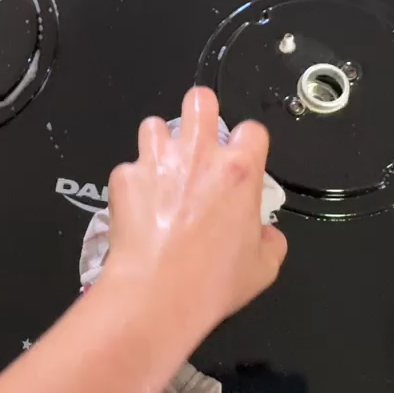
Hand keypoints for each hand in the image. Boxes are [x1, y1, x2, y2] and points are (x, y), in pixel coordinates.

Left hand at [99, 87, 286, 337]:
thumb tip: (265, 234)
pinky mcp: (124, 176)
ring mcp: (156, 161)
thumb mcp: (262, 267)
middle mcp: (197, 155)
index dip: (247, 142)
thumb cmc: (213, 282)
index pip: (252, 129)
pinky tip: (138, 207)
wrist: (157, 293)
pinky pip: (129, 167)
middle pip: (199, 99)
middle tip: (198, 139)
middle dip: (200, 110)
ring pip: (154, 124)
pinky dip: (134, 182)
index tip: (241, 158)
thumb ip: (269, 241)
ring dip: (160, 144)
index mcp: (238, 170)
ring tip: (161, 170)